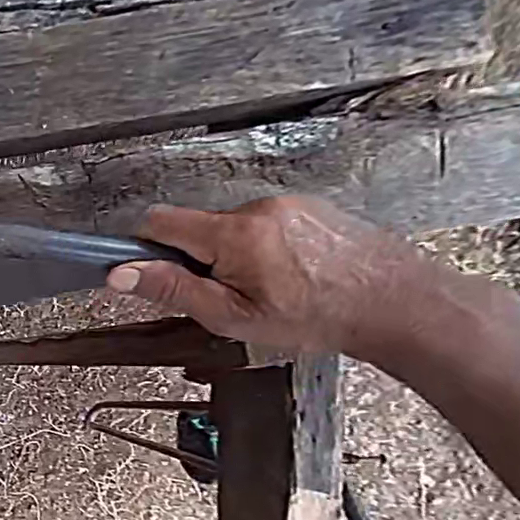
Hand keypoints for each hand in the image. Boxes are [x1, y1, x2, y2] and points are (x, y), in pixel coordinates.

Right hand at [107, 195, 507, 362]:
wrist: (397, 304)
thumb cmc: (316, 316)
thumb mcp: (229, 315)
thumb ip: (171, 289)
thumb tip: (122, 274)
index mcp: (233, 233)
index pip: (158, 221)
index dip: (143, 246)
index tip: (149, 271)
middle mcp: (258, 208)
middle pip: (195, 226)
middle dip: (192, 257)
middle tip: (218, 294)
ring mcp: (287, 204)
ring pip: (227, 227)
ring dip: (226, 254)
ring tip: (258, 288)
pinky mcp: (307, 208)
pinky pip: (260, 223)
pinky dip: (255, 248)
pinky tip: (281, 275)